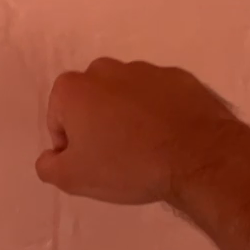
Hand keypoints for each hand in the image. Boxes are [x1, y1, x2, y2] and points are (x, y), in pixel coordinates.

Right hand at [35, 58, 247, 205]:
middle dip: (98, 124)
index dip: (70, 145)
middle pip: (91, 102)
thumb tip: (52, 157)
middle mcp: (106, 70)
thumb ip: (48, 166)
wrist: (202, 159)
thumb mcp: (73, 178)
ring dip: (129, 117)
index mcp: (73, 88)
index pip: (59, 119)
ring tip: (147, 149)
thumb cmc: (127, 165)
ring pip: (126, 97)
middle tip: (115, 155)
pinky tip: (170, 140)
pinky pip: (161, 98)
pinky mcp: (183, 78)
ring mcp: (147, 71)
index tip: (91, 162)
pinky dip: (160, 114)